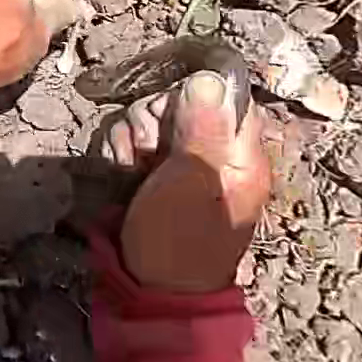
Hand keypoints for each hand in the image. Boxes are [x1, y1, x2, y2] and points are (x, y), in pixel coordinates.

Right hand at [98, 71, 270, 292]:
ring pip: (149, 118)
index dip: (192, 95)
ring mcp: (180, 161)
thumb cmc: (178, 237)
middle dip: (152, 117)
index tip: (170, 113)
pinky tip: (122, 167)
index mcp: (240, 154)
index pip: (224, 97)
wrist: (150, 284)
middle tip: (147, 149)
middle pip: (179, 102)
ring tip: (132, 164)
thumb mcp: (192, 183)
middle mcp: (213, 151)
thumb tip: (211, 77)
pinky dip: (121, 147)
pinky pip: (131, 137)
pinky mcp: (151, 169)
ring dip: (132, 133)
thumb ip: (201, 130)